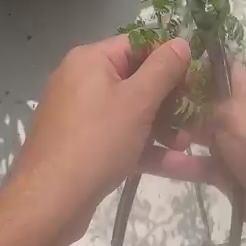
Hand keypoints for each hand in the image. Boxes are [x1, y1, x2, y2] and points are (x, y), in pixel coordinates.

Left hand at [0, 34, 191, 245]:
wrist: (48, 204)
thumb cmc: (96, 141)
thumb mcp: (138, 101)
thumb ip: (163, 68)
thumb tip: (181, 41)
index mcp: (91, 60)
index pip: (138, 44)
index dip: (169, 58)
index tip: (196, 77)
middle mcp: (82, 80)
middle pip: (136, 78)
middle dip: (169, 97)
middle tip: (197, 112)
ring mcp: (80, 114)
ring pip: (130, 110)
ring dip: (161, 125)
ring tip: (187, 143)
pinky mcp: (82, 144)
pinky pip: (119, 135)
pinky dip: (144, 145)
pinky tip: (174, 163)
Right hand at [142, 59, 245, 238]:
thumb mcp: (230, 112)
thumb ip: (203, 98)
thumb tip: (182, 81)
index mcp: (245, 86)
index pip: (217, 63)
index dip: (191, 60)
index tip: (160, 60)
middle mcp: (236, 108)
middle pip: (199, 97)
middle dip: (173, 98)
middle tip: (142, 98)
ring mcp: (228, 139)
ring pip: (193, 130)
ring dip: (171, 131)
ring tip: (141, 130)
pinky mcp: (221, 167)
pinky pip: (194, 161)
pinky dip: (177, 162)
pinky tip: (150, 161)